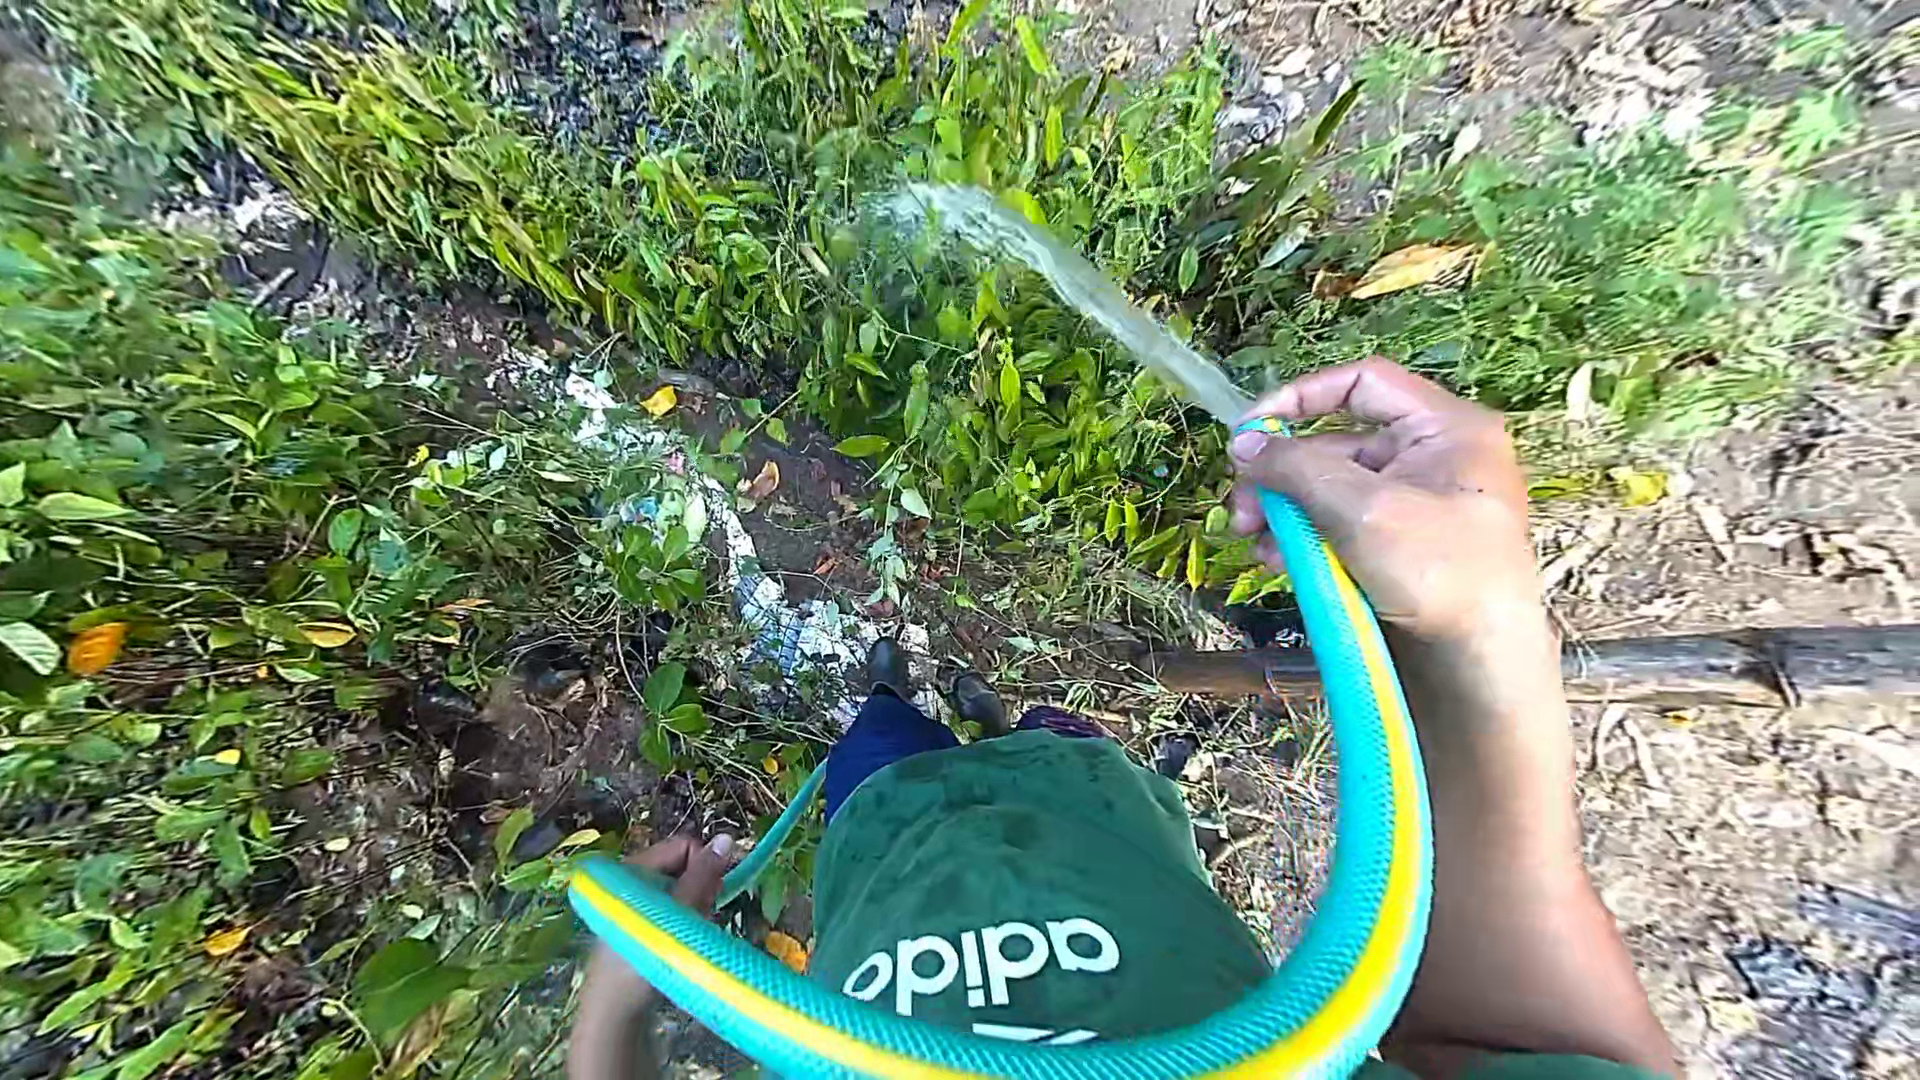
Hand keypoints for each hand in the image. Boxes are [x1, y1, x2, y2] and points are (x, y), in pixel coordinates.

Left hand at [570, 833, 732, 1079]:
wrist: (614, 1015)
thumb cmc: (643, 958)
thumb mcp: (677, 913)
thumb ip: (701, 875)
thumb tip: (726, 838)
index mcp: (633, 868)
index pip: (683, 846)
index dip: (704, 864)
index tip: (712, 892)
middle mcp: (633, 878)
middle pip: (684, 865)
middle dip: (701, 887)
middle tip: (703, 912)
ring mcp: (636, 899)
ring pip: (683, 885)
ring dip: (697, 904)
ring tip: (694, 928)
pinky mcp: (640, 919)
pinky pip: (675, 903)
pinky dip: (687, 915)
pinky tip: (686, 934)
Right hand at [1226, 357, 1539, 643]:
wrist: (1477, 664)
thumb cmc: (1435, 572)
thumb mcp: (1358, 509)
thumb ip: (1295, 467)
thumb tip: (1242, 442)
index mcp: (1441, 430)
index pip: (1360, 383)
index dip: (1298, 397)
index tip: (1248, 429)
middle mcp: (1423, 457)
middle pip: (1328, 443)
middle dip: (1276, 475)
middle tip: (1240, 509)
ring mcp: (1403, 502)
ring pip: (1320, 488)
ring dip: (1277, 510)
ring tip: (1250, 539)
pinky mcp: (1384, 541)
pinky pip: (1329, 522)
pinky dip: (1296, 536)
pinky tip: (1273, 559)